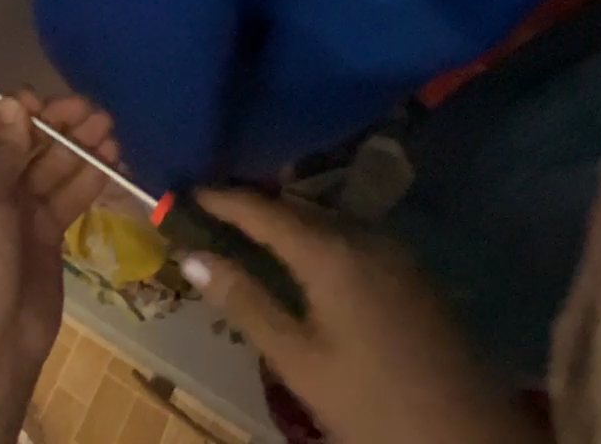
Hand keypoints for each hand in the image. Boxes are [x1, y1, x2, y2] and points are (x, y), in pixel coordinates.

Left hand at [0, 91, 118, 372]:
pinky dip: (89, 178)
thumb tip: (14, 103)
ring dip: (79, 148)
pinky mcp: (47, 232)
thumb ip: (3, 151)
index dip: (17, 110)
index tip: (46, 101)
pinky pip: (68, 196)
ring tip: (111, 130)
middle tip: (94, 112)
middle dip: (57, 125)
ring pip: (51, 167)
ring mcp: (18, 208)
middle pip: (25, 142)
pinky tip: (113, 162)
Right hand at [181, 191, 546, 443]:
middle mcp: (363, 238)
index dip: (221, 199)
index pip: (262, 210)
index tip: (185, 192)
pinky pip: (350, 237)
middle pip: (295, 207)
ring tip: (247, 232)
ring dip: (284, 221)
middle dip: (251, 207)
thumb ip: (244, 301)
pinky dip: (315, 237)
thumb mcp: (298, 361)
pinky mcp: (414, 274)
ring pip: (325, 220)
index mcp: (330, 254)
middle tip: (210, 213)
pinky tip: (301, 260)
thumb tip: (190, 254)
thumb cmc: (376, 407)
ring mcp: (395, 254)